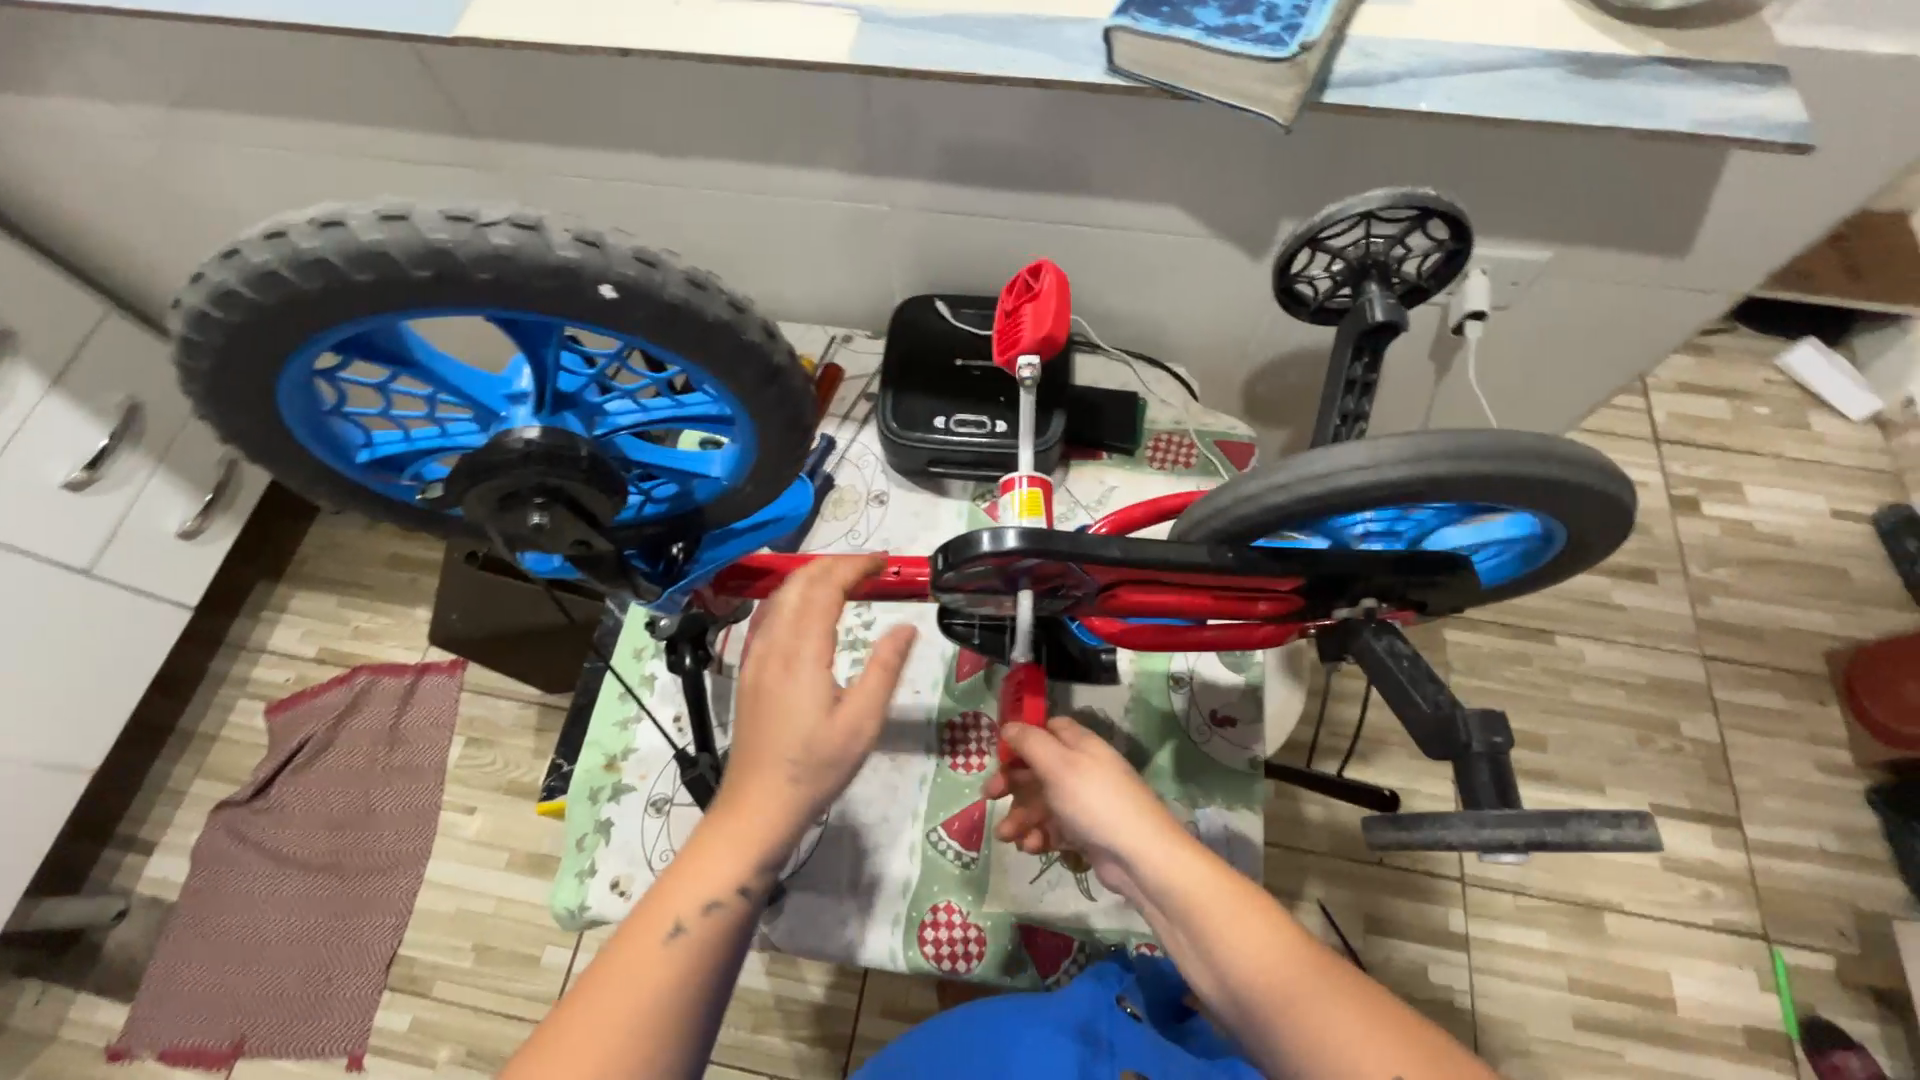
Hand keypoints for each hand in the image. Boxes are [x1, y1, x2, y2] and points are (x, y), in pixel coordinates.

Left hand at [714, 554, 915, 841]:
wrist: (757, 807)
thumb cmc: (815, 768)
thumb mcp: (862, 723)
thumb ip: (885, 668)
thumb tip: (906, 626)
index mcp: (802, 651)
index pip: (826, 587)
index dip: (855, 566)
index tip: (885, 563)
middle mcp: (773, 644)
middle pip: (799, 582)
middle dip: (835, 565)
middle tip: (872, 569)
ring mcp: (755, 657)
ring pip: (780, 596)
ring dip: (813, 578)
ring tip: (848, 582)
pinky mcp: (748, 671)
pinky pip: (770, 616)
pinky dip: (795, 598)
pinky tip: (810, 612)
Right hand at [983, 717, 1186, 897]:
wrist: (1139, 856)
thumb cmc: (1095, 802)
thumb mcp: (1058, 765)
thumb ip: (1030, 742)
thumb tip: (1008, 726)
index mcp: (1080, 745)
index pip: (1048, 729)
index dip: (1023, 738)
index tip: (999, 753)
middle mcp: (1082, 769)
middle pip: (1038, 768)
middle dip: (1012, 782)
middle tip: (989, 795)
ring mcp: (1084, 803)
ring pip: (1042, 802)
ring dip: (1020, 817)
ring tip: (1005, 836)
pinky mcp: (1085, 833)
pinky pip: (1053, 829)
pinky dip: (1038, 836)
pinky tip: (1030, 848)